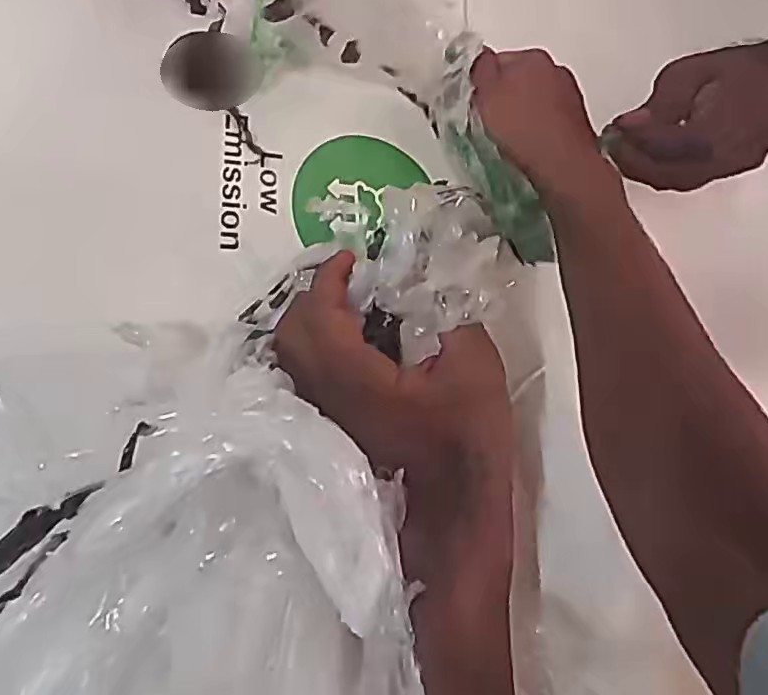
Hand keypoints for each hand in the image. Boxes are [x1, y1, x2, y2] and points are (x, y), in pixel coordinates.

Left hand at [273, 253, 511, 498]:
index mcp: (354, 377)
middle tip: (348, 280)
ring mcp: (324, 414)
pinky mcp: (332, 426)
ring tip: (348, 305)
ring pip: (292, 355)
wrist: (455, 510)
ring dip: (312, 320)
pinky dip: (316, 344)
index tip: (352, 258)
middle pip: (292, 332)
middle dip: (315, 294)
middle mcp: (325, 395)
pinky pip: (304, 373)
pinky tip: (351, 341)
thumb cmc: (465, 440)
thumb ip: (452, 317)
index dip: (329, 278)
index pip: (319, 315)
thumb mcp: (475, 368)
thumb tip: (434, 286)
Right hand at [470, 48, 616, 201]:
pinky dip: (538, 122)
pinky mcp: (577, 117)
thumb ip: (480, 67)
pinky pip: (548, 114)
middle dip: (504, 93)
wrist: (561, 162)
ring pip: (534, 96)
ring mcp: (569, 92)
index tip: (476, 101)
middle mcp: (555, 69)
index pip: (497, 61)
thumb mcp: (486, 94)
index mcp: (531, 57)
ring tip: (510, 133)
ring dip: (522, 108)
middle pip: (518, 76)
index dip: (482, 82)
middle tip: (490, 118)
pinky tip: (529, 140)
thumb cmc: (519, 127)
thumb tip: (479, 56)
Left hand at [608, 42, 767, 191]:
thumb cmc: (739, 72)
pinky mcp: (729, 172)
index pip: (675, 144)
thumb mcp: (689, 72)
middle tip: (611, 143)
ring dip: (644, 170)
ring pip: (679, 181)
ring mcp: (736, 166)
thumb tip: (630, 125)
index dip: (639, 140)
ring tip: (622, 148)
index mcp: (730, 122)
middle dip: (635, 161)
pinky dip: (660, 172)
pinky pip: (688, 180)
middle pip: (675, 173)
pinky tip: (642, 157)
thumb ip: (660, 103)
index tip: (615, 128)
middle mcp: (737, 151)